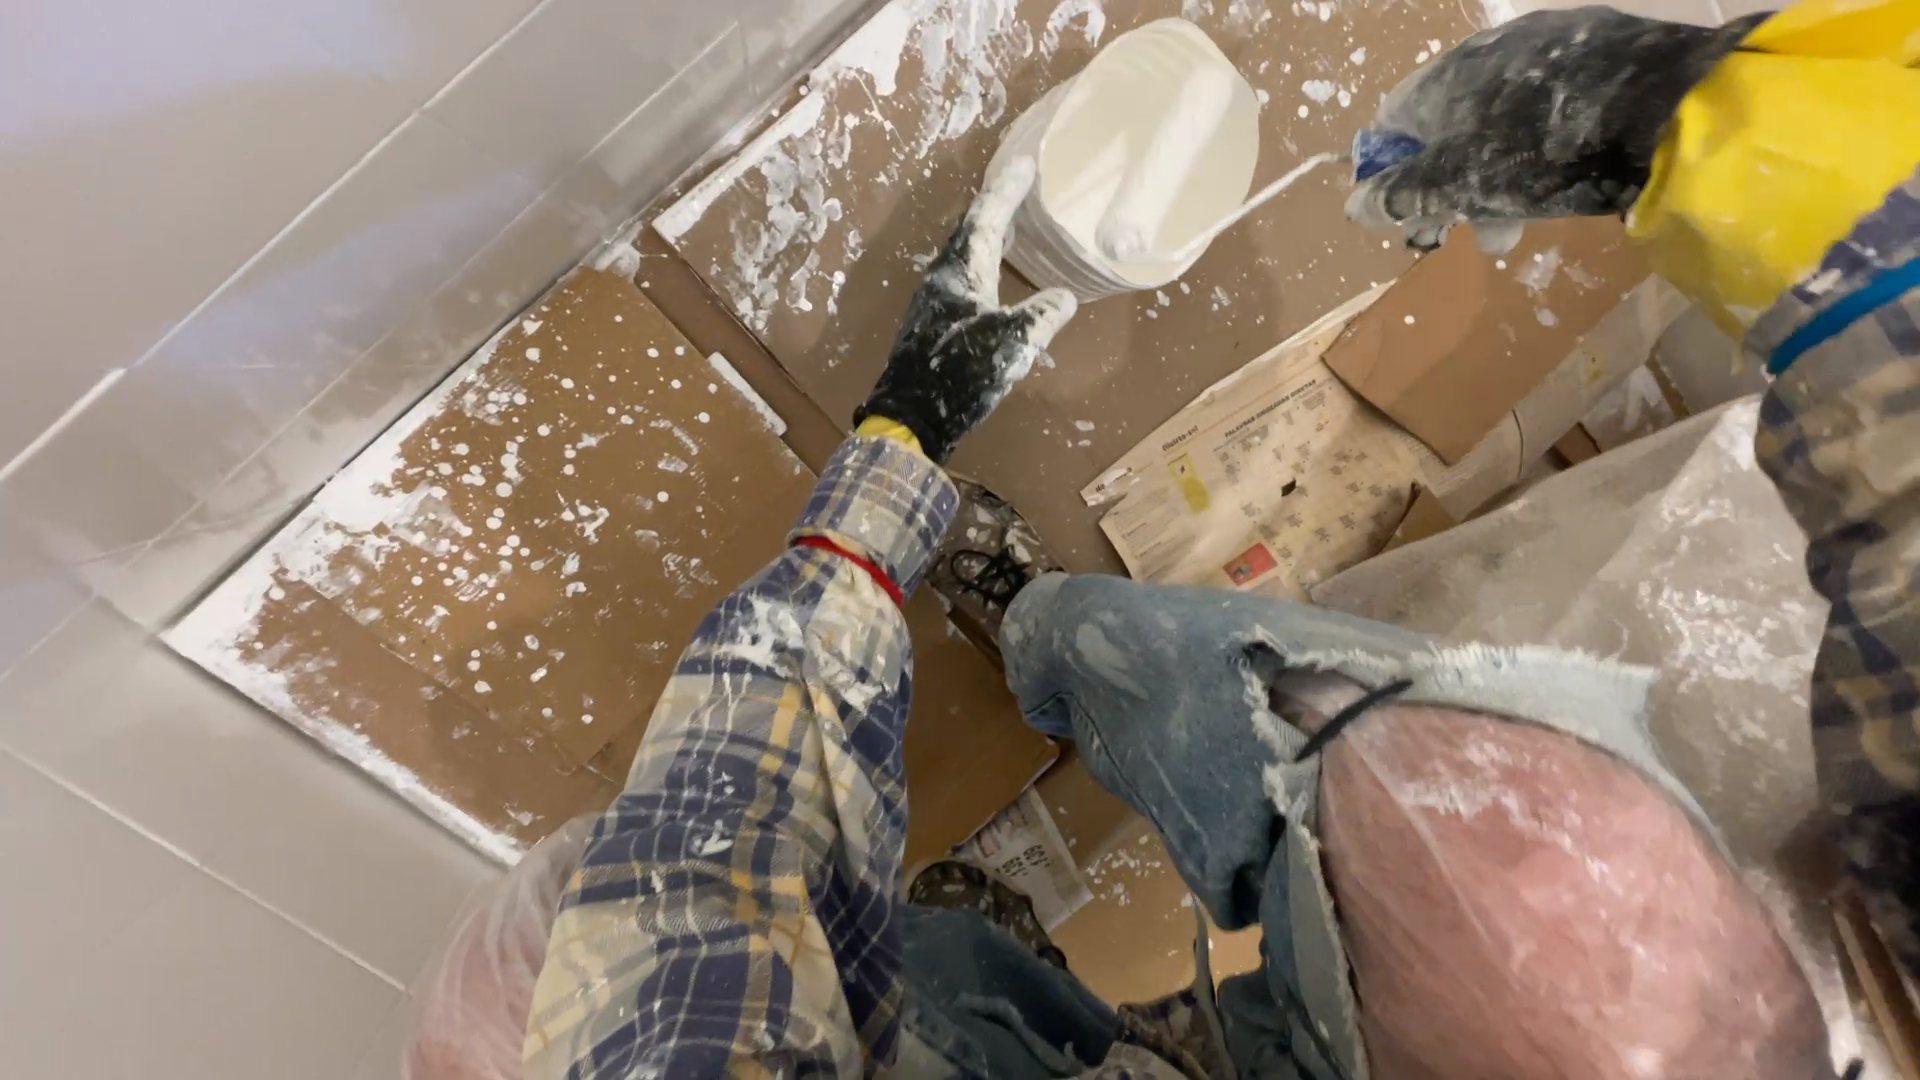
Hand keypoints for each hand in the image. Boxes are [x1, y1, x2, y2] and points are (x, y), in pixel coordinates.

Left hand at [855, 158, 1077, 463]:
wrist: (912, 416)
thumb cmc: (960, 373)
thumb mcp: (1012, 345)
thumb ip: (1041, 316)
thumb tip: (1064, 297)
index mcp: (961, 272)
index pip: (986, 218)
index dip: (1007, 191)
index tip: (1025, 164)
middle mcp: (942, 279)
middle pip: (972, 233)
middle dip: (997, 209)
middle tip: (1020, 191)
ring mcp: (933, 303)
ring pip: (966, 257)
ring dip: (989, 238)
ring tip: (1013, 229)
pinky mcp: (932, 326)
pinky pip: (963, 280)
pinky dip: (983, 266)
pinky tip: (994, 279)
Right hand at [1344, 7, 1766, 247]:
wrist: (1671, 113)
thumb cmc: (1534, 154)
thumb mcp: (1448, 187)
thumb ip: (1394, 198)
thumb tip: (1354, 206)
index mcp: (1446, 75)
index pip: (1391, 121)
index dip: (1385, 171)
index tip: (1399, 210)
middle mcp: (1493, 51)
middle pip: (1445, 130)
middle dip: (1442, 189)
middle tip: (1453, 232)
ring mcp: (1553, 49)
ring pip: (1496, 129)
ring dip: (1488, 185)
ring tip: (1508, 232)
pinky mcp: (1603, 58)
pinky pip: (1545, 115)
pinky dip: (1533, 157)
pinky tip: (1551, 189)